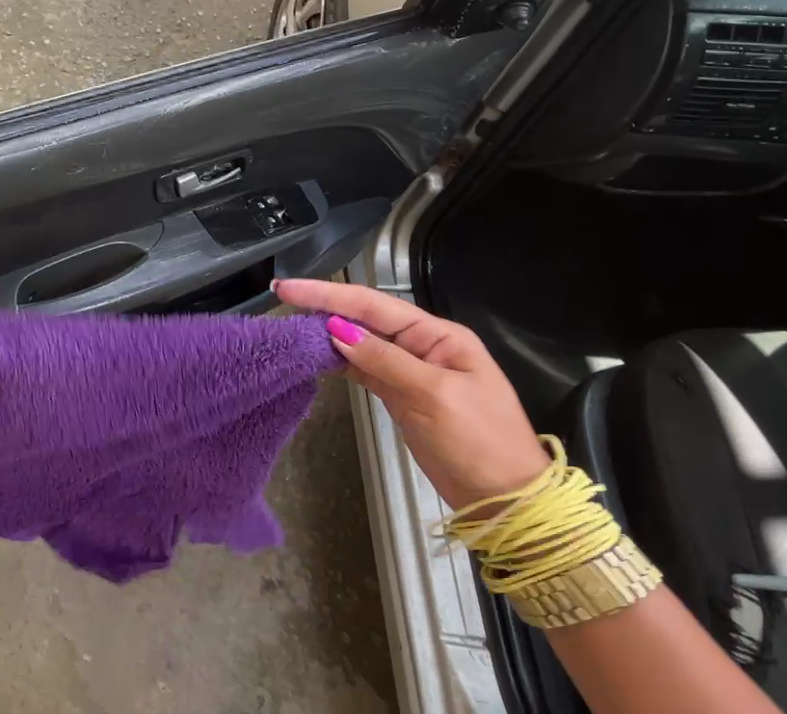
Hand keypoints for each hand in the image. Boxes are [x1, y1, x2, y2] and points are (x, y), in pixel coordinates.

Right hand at [273, 278, 546, 509]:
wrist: (504, 499)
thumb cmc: (481, 443)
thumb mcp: (434, 396)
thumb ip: (385, 360)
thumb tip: (337, 330)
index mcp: (439, 336)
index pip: (373, 305)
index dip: (328, 294)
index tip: (288, 288)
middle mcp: (422, 346)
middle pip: (364, 318)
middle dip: (323, 306)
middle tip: (281, 299)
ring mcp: (409, 371)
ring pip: (358, 341)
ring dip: (325, 332)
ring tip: (289, 324)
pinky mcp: (398, 394)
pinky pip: (361, 368)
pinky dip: (336, 360)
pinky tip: (313, 355)